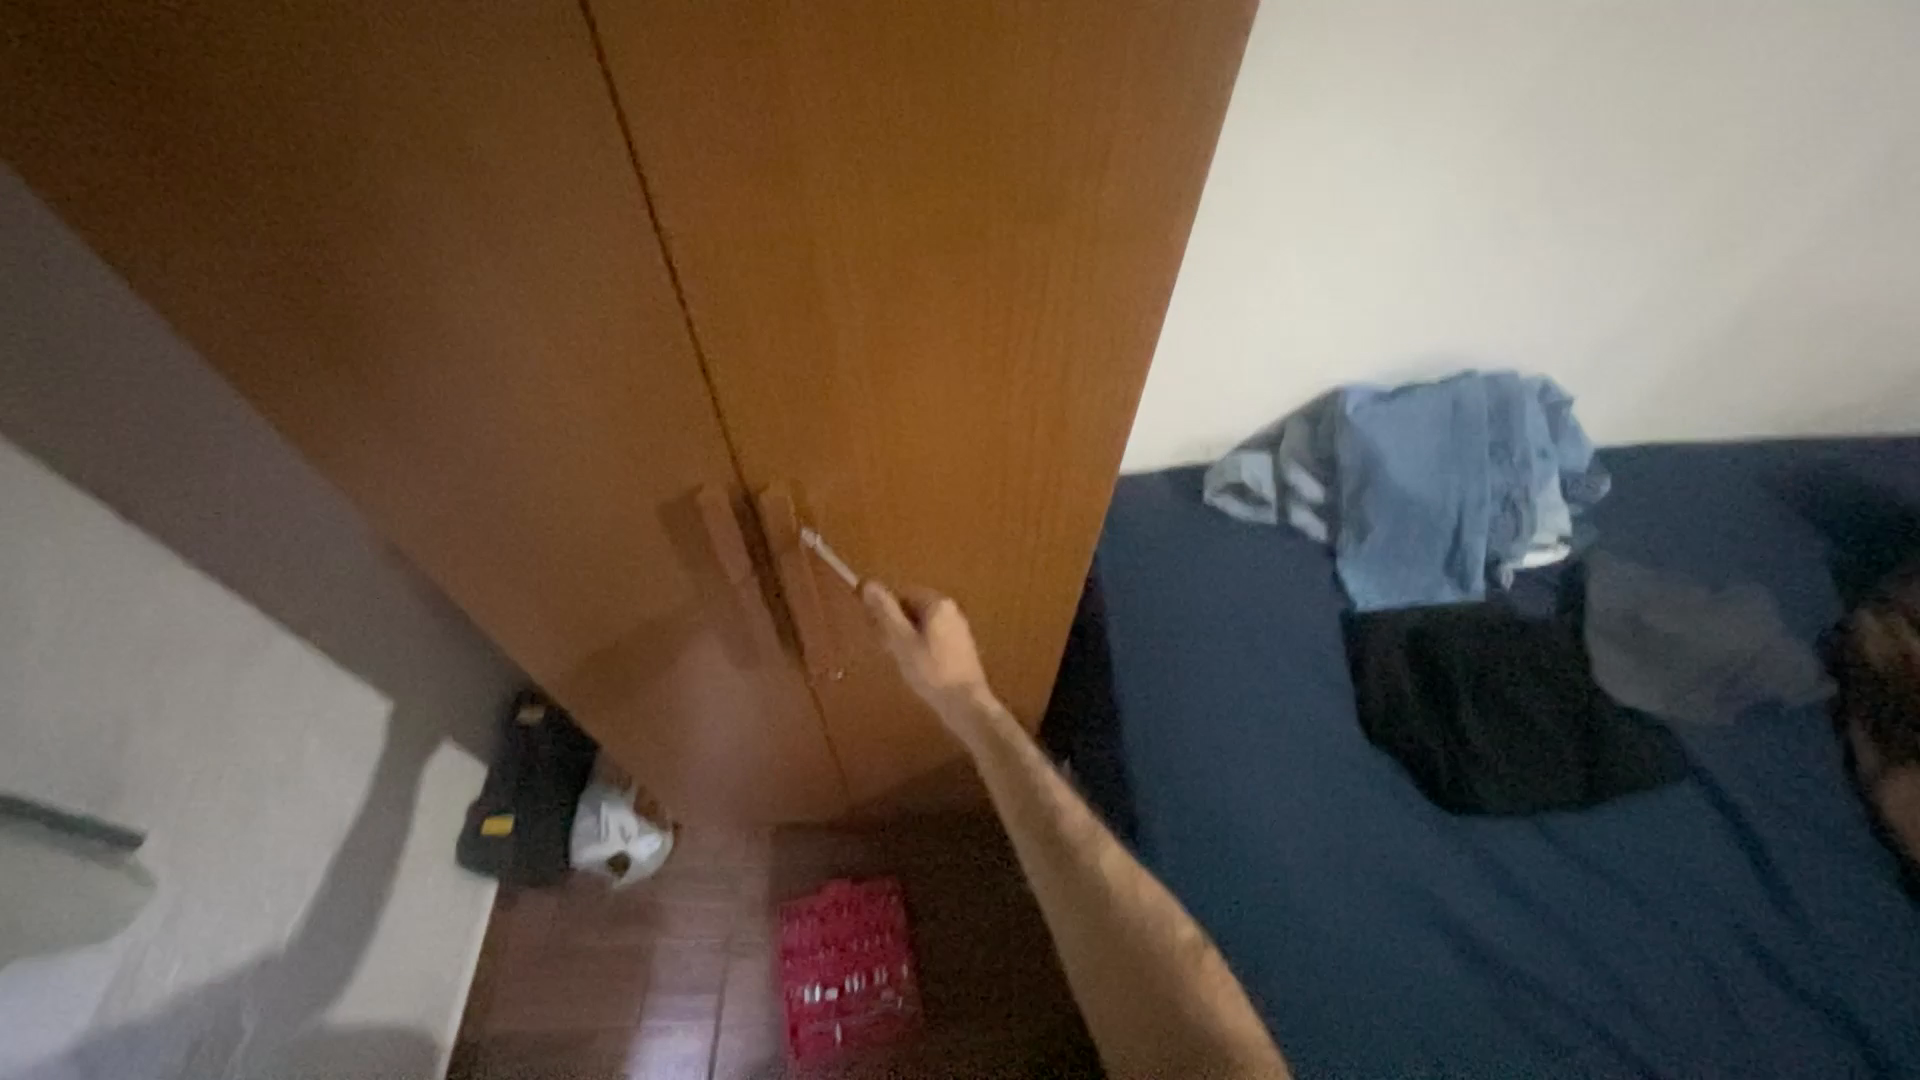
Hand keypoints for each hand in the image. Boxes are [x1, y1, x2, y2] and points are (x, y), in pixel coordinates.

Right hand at [861, 581, 995, 722]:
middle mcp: (952, 610)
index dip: (886, 612)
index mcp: (938, 604)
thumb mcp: (902, 642)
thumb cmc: (931, 672)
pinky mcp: (963, 648)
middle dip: (898, 626)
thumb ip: (886, 613)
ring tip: (904, 663)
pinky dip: (923, 649)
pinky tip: (920, 670)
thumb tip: (869, 584)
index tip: (879, 633)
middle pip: (915, 609)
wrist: (966, 704)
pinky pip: (935, 639)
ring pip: (924, 626)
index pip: (903, 594)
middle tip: (889, 650)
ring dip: (908, 640)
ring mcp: (960, 629)